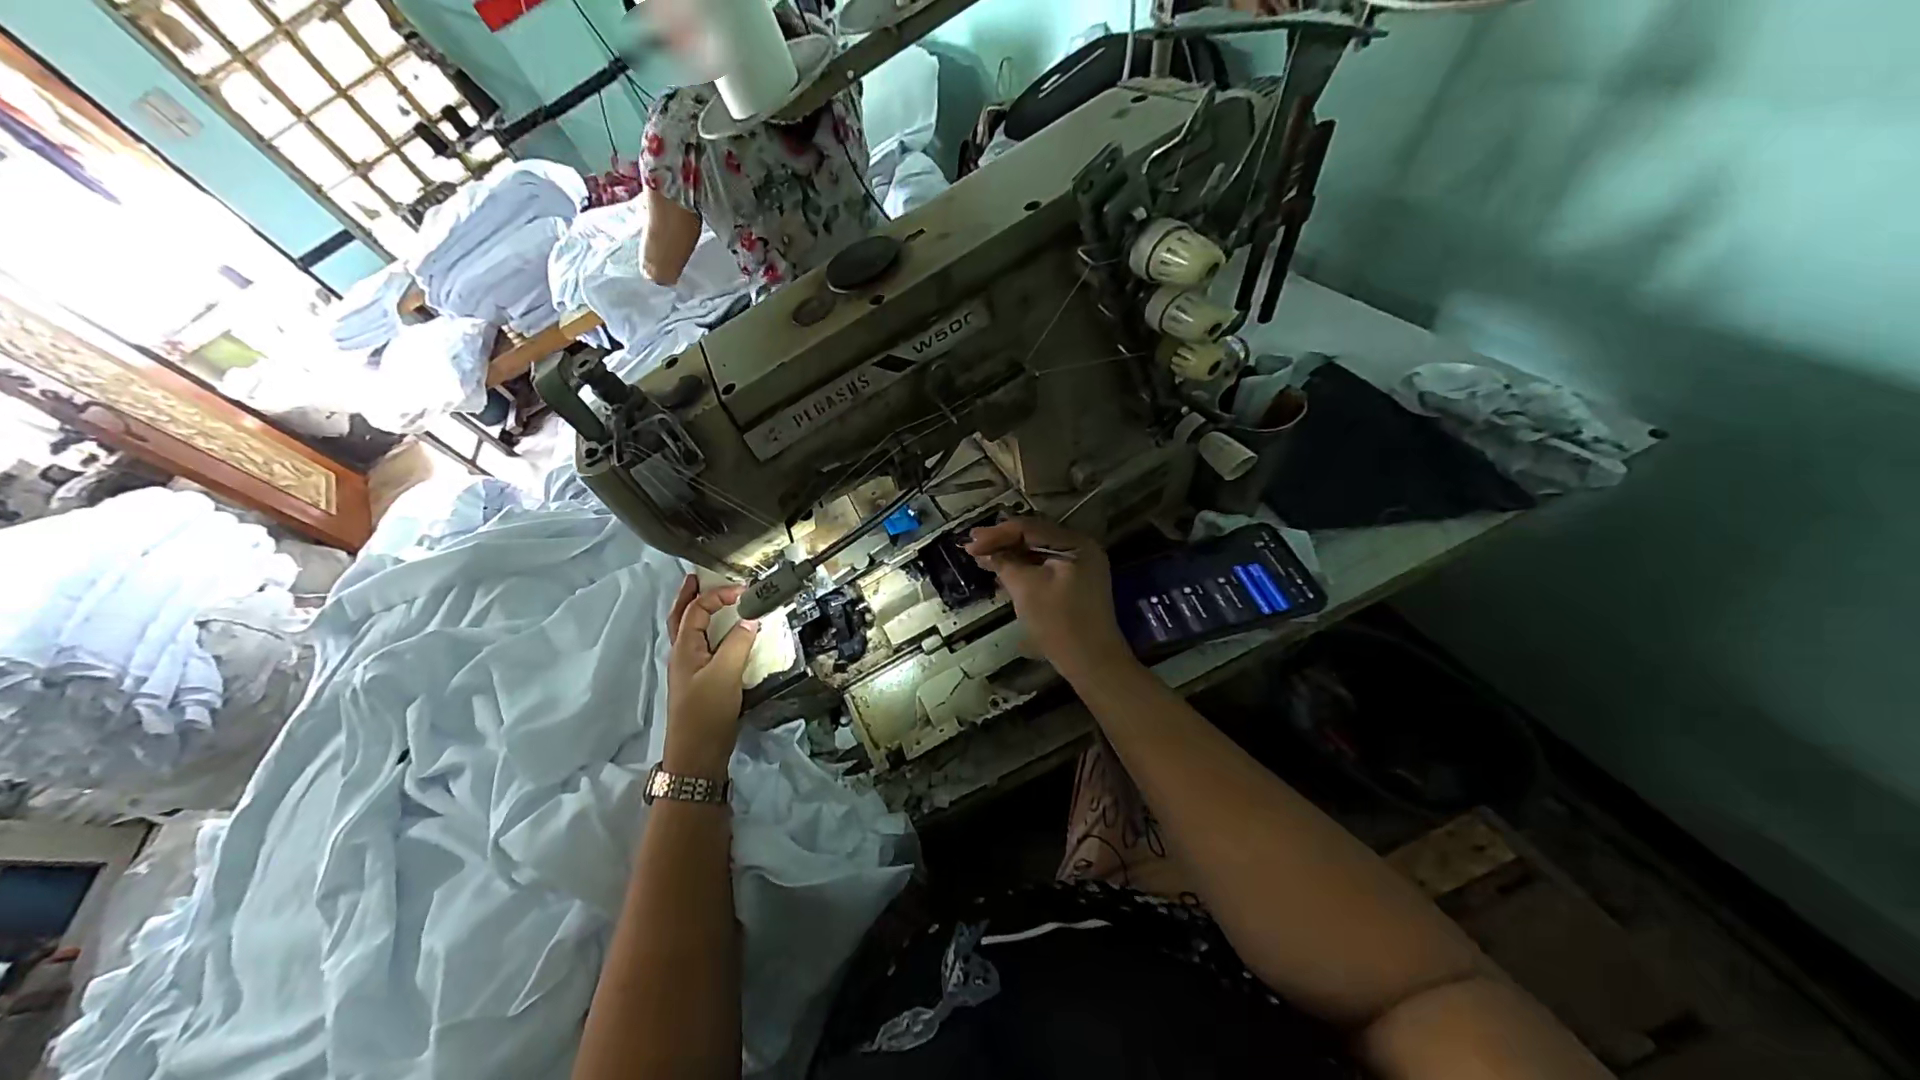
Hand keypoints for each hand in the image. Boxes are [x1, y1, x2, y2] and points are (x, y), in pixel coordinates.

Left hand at [664, 574, 759, 776]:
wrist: (697, 755)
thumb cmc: (707, 712)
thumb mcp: (725, 674)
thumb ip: (739, 644)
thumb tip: (752, 620)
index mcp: (685, 649)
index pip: (696, 610)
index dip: (718, 595)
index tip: (745, 591)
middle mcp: (683, 656)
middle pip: (681, 618)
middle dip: (689, 596)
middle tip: (698, 577)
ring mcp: (690, 671)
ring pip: (691, 633)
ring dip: (699, 613)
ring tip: (713, 600)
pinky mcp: (701, 684)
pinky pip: (705, 648)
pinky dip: (713, 634)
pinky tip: (727, 637)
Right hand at [965, 517, 1133, 683]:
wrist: (1091, 662)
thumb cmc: (1059, 622)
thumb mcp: (1026, 588)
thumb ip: (1004, 563)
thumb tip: (983, 551)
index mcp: (1075, 543)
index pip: (1029, 527)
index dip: (997, 534)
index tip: (970, 544)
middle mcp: (1080, 548)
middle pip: (1034, 536)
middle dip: (1002, 541)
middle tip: (972, 546)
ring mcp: (1079, 566)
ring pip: (1037, 551)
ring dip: (1010, 554)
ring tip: (981, 558)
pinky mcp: (1073, 582)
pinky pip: (1043, 566)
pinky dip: (1022, 567)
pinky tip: (1001, 571)